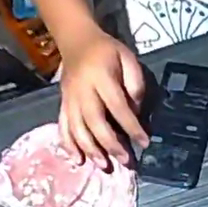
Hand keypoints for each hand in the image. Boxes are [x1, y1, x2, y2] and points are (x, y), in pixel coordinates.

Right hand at [57, 25, 148, 166]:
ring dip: (90, 150)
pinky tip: (78, 160)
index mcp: (100, 76)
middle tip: (125, 161)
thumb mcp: (127, 57)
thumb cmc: (107, 53)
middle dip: (111, 144)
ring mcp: (69, 99)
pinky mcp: (62, 105)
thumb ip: (135, 83)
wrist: (76, 40)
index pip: (118, 106)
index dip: (132, 126)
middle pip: (94, 121)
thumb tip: (136, 111)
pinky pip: (63, 127)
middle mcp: (82, 90)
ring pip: (77, 128)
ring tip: (104, 165)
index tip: (144, 143)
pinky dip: (69, 146)